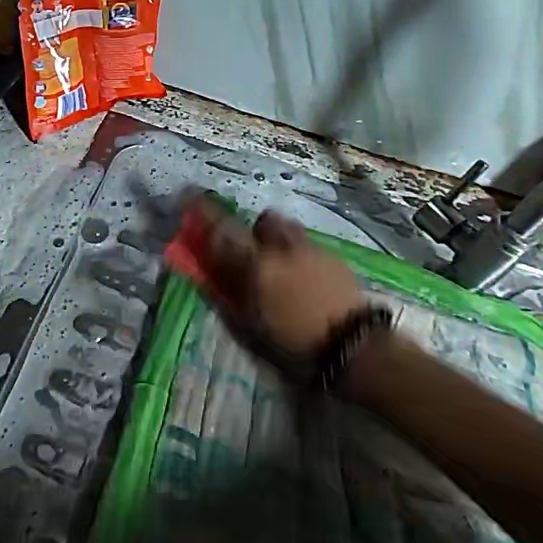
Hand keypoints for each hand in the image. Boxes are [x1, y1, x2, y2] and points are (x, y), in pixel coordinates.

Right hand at [189, 196, 366, 363]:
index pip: (223, 230)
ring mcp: (313, 249)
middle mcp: (284, 247)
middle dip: (255, 231)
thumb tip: (204, 274)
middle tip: (252, 255)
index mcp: (259, 264)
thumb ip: (225, 295)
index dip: (204, 212)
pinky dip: (300, 255)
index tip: (190, 197)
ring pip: (290, 230)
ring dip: (279, 240)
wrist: (352, 345)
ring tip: (281, 267)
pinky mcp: (336, 258)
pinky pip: (309, 245)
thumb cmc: (294, 344)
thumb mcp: (250, 328)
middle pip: (265, 221)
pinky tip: (306, 280)